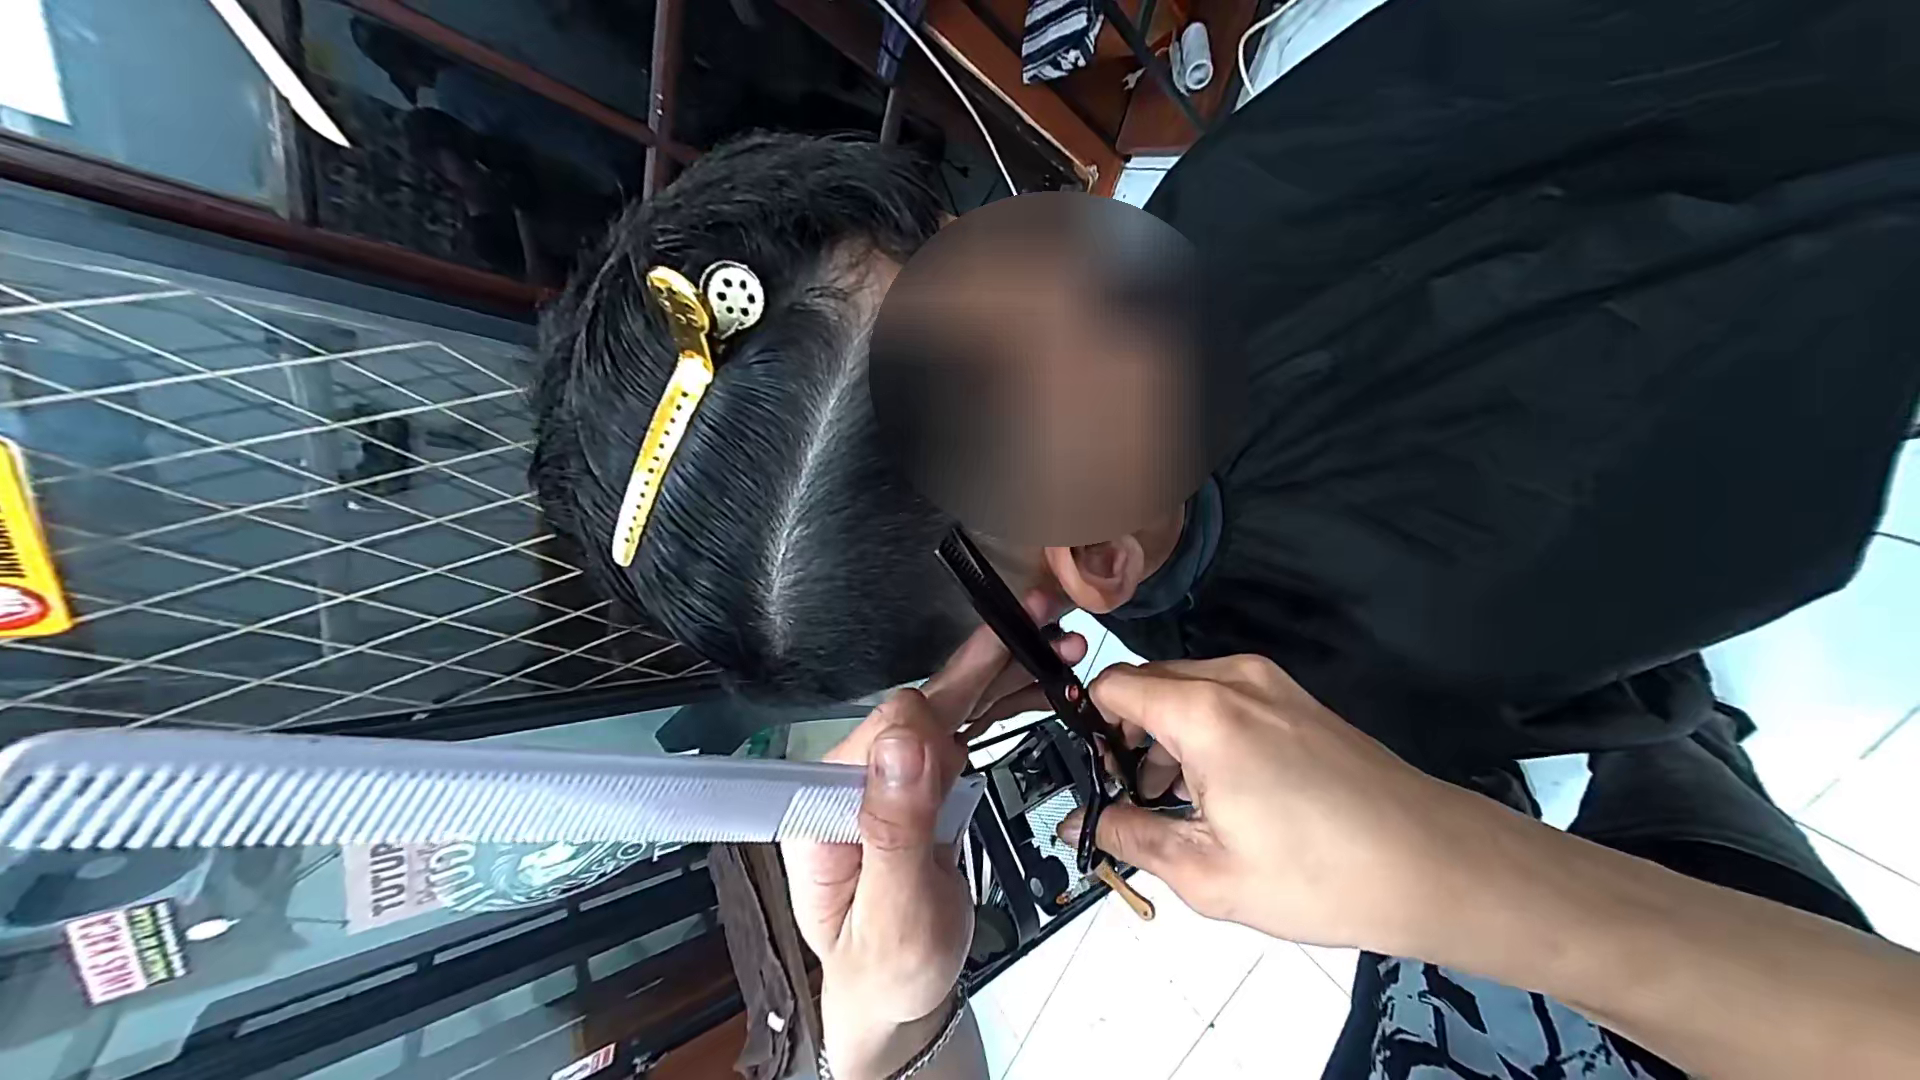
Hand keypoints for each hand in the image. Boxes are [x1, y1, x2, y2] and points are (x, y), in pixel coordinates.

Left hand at [783, 607, 1079, 1078]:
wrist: (897, 992)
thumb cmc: (885, 970)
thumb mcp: (891, 918)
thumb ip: (893, 828)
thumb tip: (907, 737)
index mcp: (829, 798)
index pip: (887, 728)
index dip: (949, 704)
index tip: (1012, 668)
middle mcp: (860, 770)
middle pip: (925, 700)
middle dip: (987, 658)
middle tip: (1041, 614)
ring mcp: (896, 770)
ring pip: (952, 705)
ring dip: (1007, 673)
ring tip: (1059, 644)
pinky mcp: (925, 776)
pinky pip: (967, 728)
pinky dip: (1006, 703)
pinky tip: (1039, 686)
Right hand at [1061, 656, 1478, 952]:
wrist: (1441, 866)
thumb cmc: (1322, 875)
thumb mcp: (1207, 873)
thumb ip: (1128, 837)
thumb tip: (1077, 824)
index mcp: (1202, 712)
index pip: (1110, 685)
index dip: (1088, 722)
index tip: (1094, 769)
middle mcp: (1230, 678)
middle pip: (1143, 683)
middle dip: (1124, 732)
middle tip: (1133, 792)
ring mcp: (1265, 681)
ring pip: (1180, 687)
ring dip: (1161, 731)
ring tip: (1176, 796)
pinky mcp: (1289, 694)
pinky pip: (1217, 693)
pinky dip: (1198, 726)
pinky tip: (1220, 783)